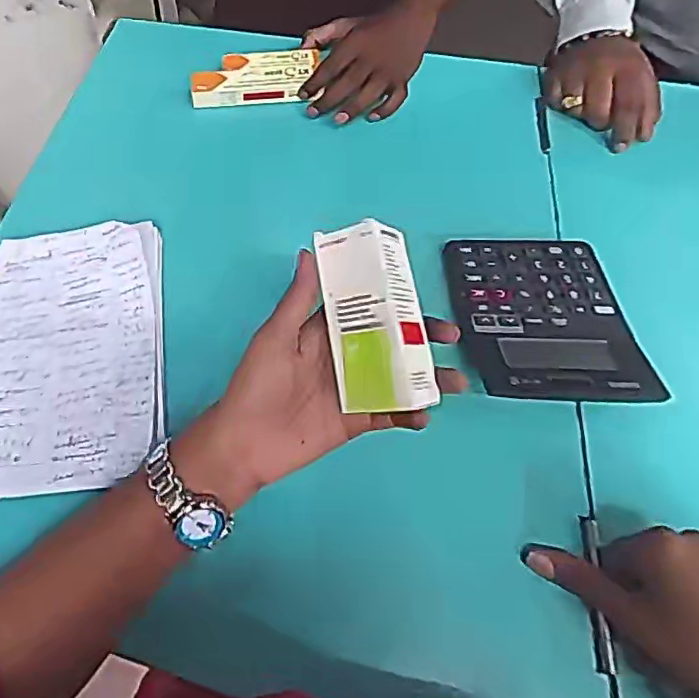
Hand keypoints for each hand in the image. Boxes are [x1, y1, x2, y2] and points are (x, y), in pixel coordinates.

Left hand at [173, 250, 466, 505]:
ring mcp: (351, 390)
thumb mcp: (275, 336)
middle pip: (389, 342)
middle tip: (448, 336)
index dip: (391, 301)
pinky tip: (422, 414)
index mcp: (322, 333)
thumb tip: (308, 255)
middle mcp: (341, 358)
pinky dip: (410, 413)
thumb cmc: (255, 384)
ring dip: (426, 378)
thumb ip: (298, 300)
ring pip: (397, 378)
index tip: (418, 294)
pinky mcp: (356, 420)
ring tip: (453, 381)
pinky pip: (390, 414)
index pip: (363, 310)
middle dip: (420, 338)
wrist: (245, 443)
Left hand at [298, 4, 436, 123]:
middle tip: (313, 112)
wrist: (412, 15)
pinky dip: (385, 110)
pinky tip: (371, 116)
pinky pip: (396, 99)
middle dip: (328, 100)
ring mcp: (389, 70)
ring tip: (338, 119)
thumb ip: (322, 34)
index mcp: (356, 43)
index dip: (315, 82)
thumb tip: (303, 47)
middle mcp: (372, 58)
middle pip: (347, 84)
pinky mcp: (403, 78)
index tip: (303, 94)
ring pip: (369, 94)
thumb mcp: (346, 24)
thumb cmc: (375, 24)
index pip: (330, 67)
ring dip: (353, 109)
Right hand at [523, 529, 698, 697]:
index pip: (608, 560)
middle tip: (652, 654)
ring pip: (674, 596)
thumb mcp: (630, 620)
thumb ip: (580, 581)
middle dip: (642, 619)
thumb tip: (538, 555)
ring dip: (669, 632)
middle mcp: (692, 544)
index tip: (622, 627)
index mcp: (659, 542)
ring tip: (683, 673)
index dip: (610, 599)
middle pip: (643, 579)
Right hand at [543, 34, 659, 151]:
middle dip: (602, 124)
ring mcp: (574, 72)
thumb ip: (646, 102)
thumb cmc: (621, 60)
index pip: (630, 105)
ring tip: (586, 108)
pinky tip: (568, 101)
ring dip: (581, 115)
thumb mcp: (642, 74)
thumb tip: (644, 135)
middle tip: (602, 125)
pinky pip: (554, 103)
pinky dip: (561, 107)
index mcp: (629, 68)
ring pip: (575, 110)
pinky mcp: (552, 75)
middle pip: (598, 111)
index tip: (627, 144)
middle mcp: (600, 69)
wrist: (593, 29)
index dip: (628, 129)